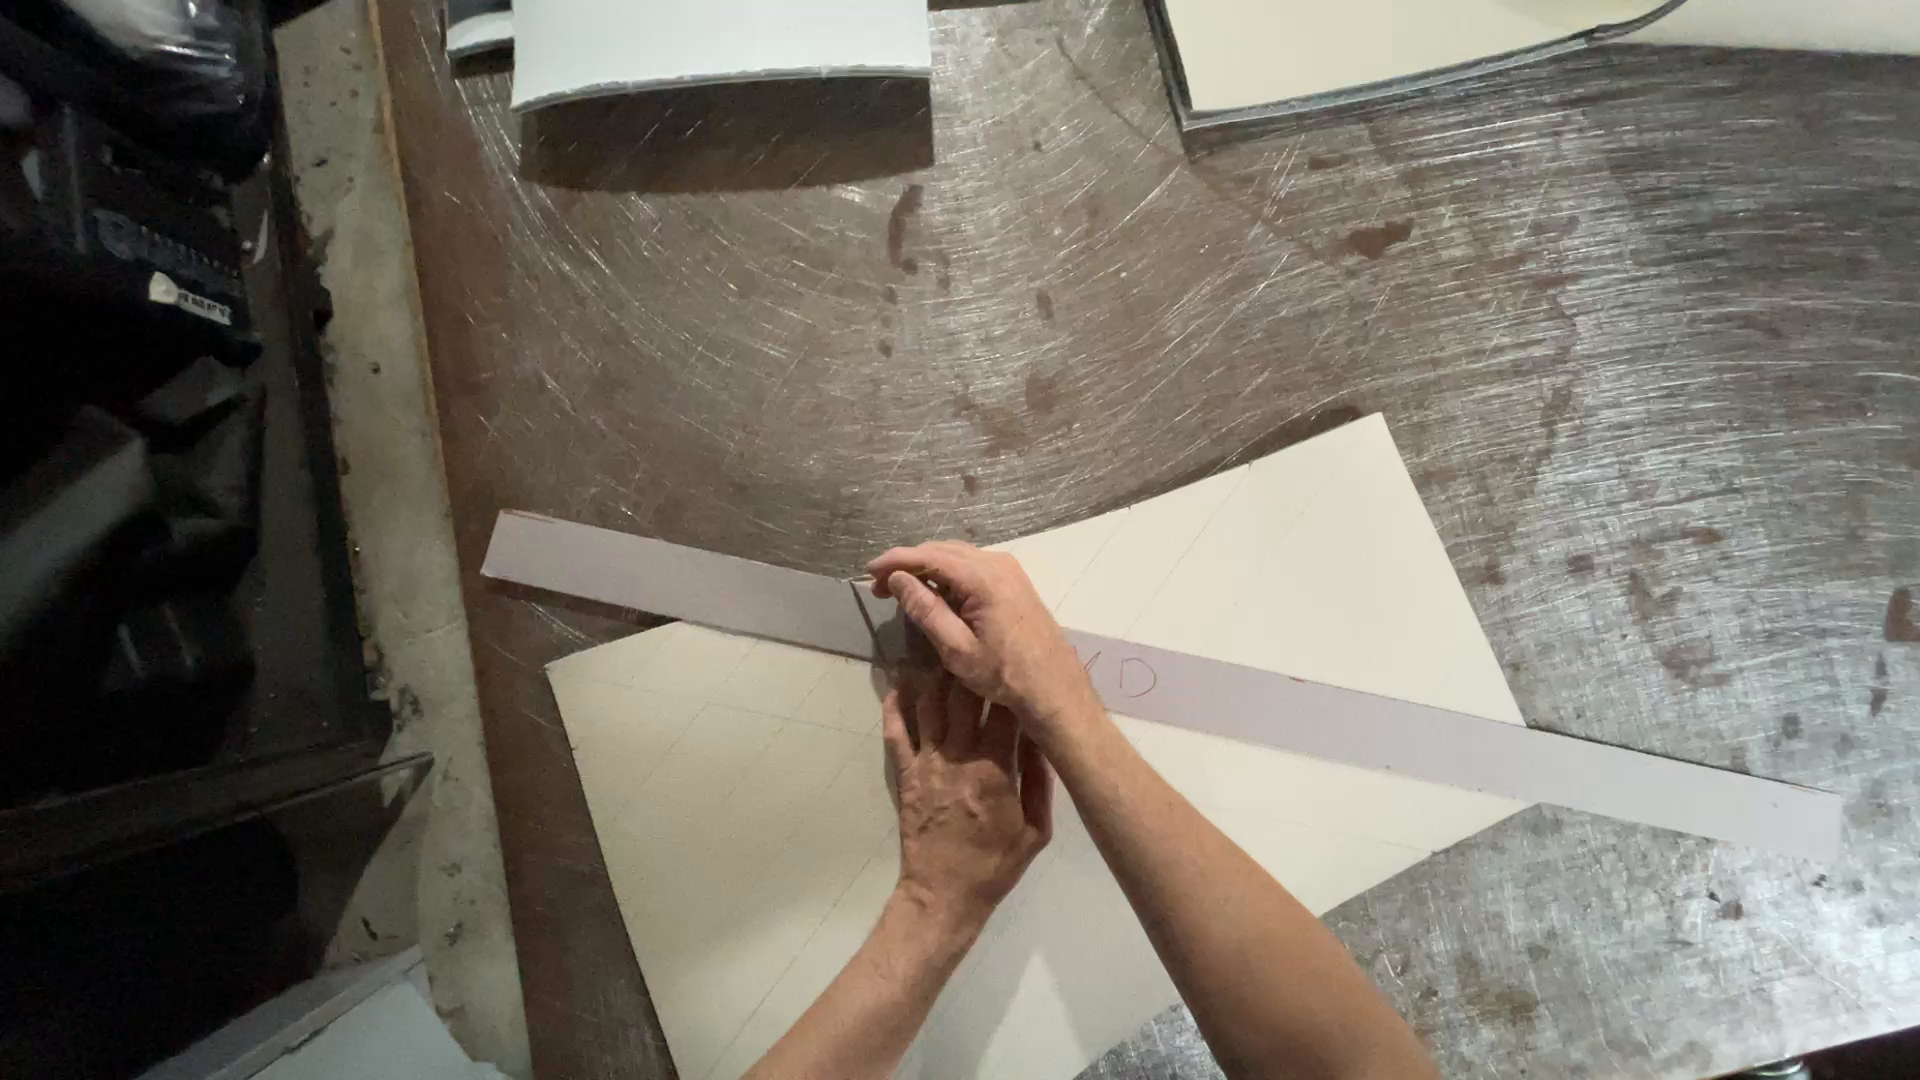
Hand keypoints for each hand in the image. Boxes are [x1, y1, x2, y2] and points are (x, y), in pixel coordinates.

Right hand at [869, 541, 1100, 734]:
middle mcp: (997, 563)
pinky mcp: (1014, 581)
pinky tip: (933, 592)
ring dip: (927, 568)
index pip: (929, 556)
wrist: (1054, 687)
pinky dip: (947, 574)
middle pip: (942, 551)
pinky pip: (972, 566)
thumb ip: (925, 610)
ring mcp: (1009, 570)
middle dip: (908, 564)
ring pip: (957, 556)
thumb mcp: (956, 648)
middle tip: (879, 586)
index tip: (868, 572)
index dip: (895, 561)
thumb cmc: (1005, 674)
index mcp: (983, 578)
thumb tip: (896, 579)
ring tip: (900, 589)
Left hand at [883, 670, 1052, 937]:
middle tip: (977, 643)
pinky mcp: (905, 772)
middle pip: (963, 697)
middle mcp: (959, 757)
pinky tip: (902, 682)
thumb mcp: (1036, 830)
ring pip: (929, 705)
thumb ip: (1040, 781)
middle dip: (972, 667)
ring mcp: (927, 762)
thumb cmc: (995, 864)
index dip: (1010, 683)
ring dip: (936, 676)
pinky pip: (896, 731)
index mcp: (995, 769)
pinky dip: (896, 704)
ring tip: (943, 652)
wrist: (944, 894)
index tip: (1014, 663)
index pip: (1004, 712)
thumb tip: (1043, 738)